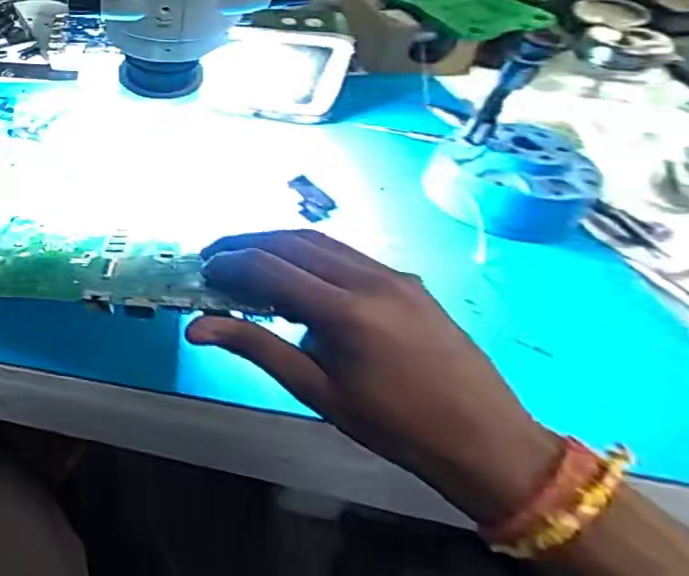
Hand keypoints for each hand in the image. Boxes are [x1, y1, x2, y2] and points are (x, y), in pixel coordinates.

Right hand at [188, 230, 561, 525]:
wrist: (495, 448)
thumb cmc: (397, 427)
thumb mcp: (317, 391)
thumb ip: (254, 347)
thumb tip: (194, 328)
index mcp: (348, 313)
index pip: (266, 266)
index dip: (226, 264)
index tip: (202, 273)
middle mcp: (371, 282)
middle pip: (288, 241)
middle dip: (242, 244)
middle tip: (213, 259)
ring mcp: (395, 278)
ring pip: (316, 239)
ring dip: (272, 242)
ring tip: (245, 260)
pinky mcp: (408, 282)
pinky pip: (344, 252)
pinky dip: (305, 251)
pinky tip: (293, 272)